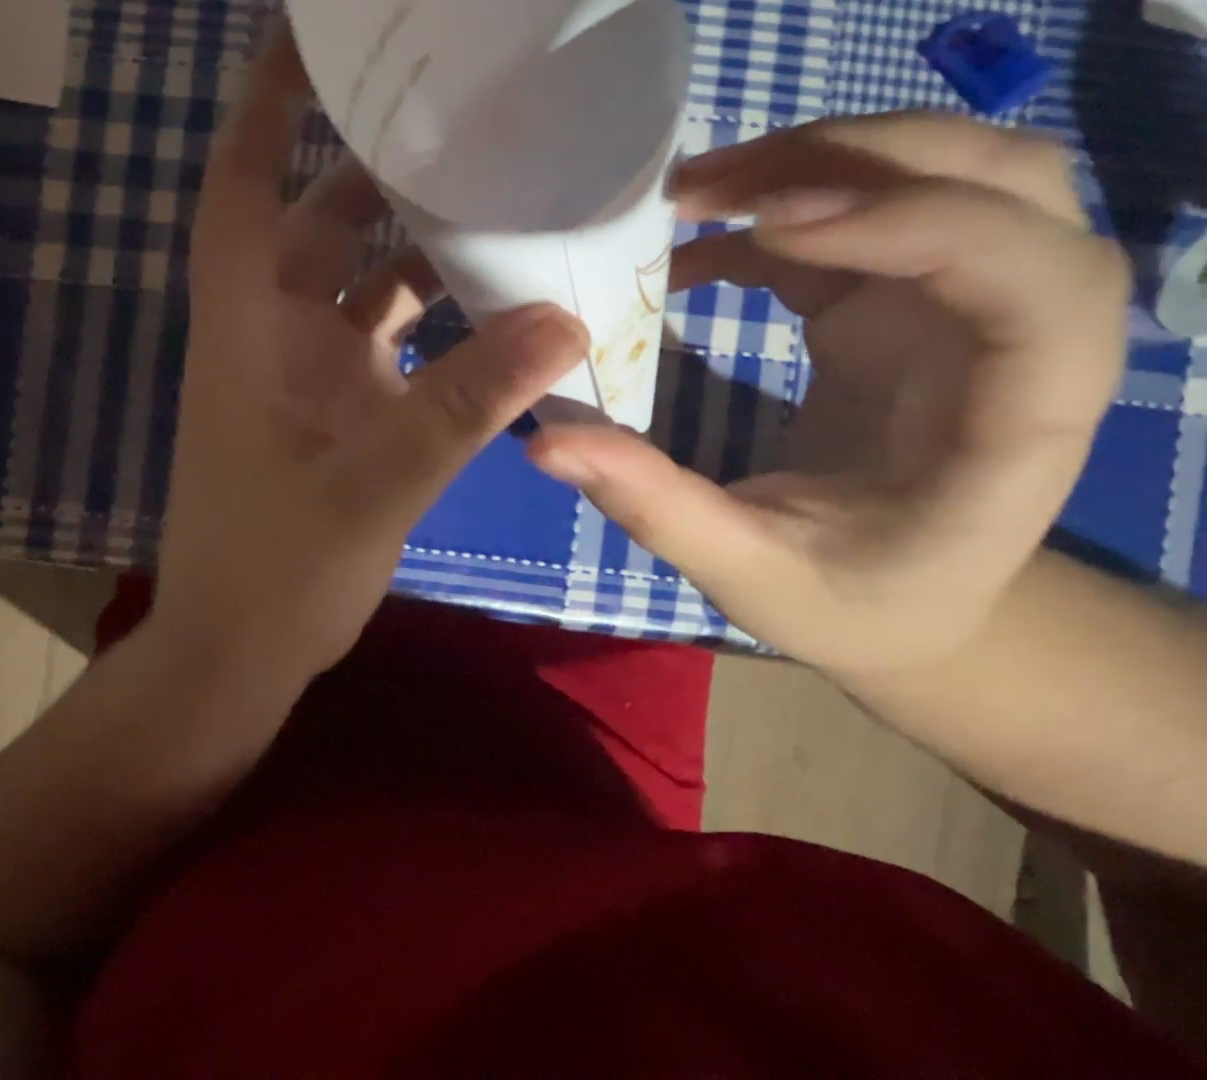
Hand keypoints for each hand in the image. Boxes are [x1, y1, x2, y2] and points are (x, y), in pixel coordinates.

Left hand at [152, 26, 590, 684]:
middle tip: (474, 108)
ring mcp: (304, 375)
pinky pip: (389, 338)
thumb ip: (462, 404)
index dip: (266, 106)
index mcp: (247, 331)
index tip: (315, 34)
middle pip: (320, 218)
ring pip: (363, 278)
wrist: (235, 654)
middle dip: (383, 161)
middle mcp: (271, 336)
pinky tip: (502, 297)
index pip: (242, 186)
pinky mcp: (335, 413)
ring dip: (423, 240)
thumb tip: (566, 316)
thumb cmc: (274, 575)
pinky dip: (437, 316)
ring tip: (511, 189)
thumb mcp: (372, 486)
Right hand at [527, 112, 1130, 675]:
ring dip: (815, 159)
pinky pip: (853, 216)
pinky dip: (774, 206)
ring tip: (688, 192)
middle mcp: (1015, 333)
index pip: (1026, 274)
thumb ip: (656, 507)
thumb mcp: (748, 574)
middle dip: (854, 155)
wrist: (913, 602)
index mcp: (1018, 413)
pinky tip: (690, 239)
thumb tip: (544, 442)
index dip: (917, 221)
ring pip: (936, 170)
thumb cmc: (851, 601)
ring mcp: (957, 305)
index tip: (770, 224)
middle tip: (707, 187)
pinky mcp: (901, 302)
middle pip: (998, 179)